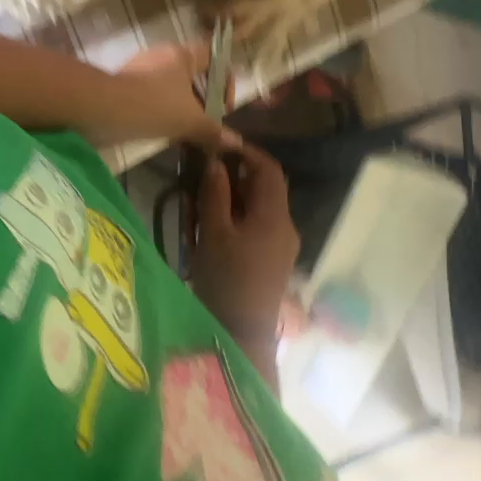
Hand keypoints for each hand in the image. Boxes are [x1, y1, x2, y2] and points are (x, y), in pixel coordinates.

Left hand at [109, 42, 241, 150]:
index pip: (214, 56)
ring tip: (181, 133)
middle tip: (202, 125)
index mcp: (182, 54)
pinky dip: (157, 109)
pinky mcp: (123, 80)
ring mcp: (140, 66)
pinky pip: (149, 93)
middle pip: (191, 74)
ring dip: (178, 107)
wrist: (103, 106)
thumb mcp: (189, 121)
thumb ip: (213, 131)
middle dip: (200, 100)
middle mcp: (162, 54)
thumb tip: (237, 143)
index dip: (224, 81)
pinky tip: (158, 130)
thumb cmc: (154, 105)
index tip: (222, 108)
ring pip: (169, 86)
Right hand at [188, 145, 299, 363]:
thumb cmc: (225, 279)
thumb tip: (215, 161)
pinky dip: (233, 219)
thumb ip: (214, 193)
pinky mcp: (271, 262)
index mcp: (274, 216)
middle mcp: (284, 227)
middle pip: (262, 188)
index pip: (268, 169)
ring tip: (196, 201)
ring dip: (228, 199)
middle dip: (231, 177)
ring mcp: (280, 246)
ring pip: (256, 209)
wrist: (240, 334)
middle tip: (199, 173)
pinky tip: (206, 227)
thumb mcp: (212, 232)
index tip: (216, 146)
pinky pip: (254, 228)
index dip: (245, 152)